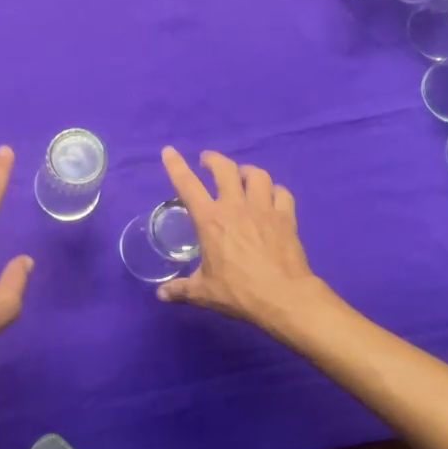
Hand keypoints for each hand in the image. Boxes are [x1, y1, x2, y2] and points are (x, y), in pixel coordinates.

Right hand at [156, 147, 325, 334]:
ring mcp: (264, 209)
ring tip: (242, 175)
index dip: (176, 166)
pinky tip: (273, 195)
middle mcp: (236, 207)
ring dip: (247, 171)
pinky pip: (282, 193)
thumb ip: (180, 290)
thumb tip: (161, 295)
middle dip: (214, 160)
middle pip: (225, 169)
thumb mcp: (203, 293)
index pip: (188, 185)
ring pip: (257, 175)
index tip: (169, 151)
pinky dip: (275, 190)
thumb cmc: (238, 292)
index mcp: (210, 220)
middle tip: (208, 161)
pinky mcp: (286, 218)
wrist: (283, 297)